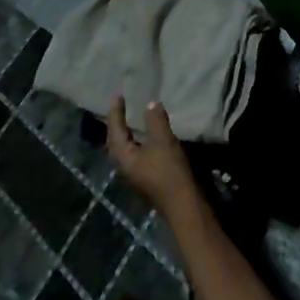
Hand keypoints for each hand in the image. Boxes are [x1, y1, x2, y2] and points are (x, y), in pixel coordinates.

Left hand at [107, 97, 200, 218]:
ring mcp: (135, 174)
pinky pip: (135, 154)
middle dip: (116, 125)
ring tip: (130, 121)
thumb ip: (155, 120)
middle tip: (119, 109)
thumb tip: (150, 103)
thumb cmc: (169, 171)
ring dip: (126, 134)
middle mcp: (124, 166)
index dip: (116, 112)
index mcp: (123, 156)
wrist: (184, 203)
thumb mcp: (163, 141)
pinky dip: (136, 142)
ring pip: (125, 149)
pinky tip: (145, 139)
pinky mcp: (146, 178)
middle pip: (115, 141)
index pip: (115, 129)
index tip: (118, 96)